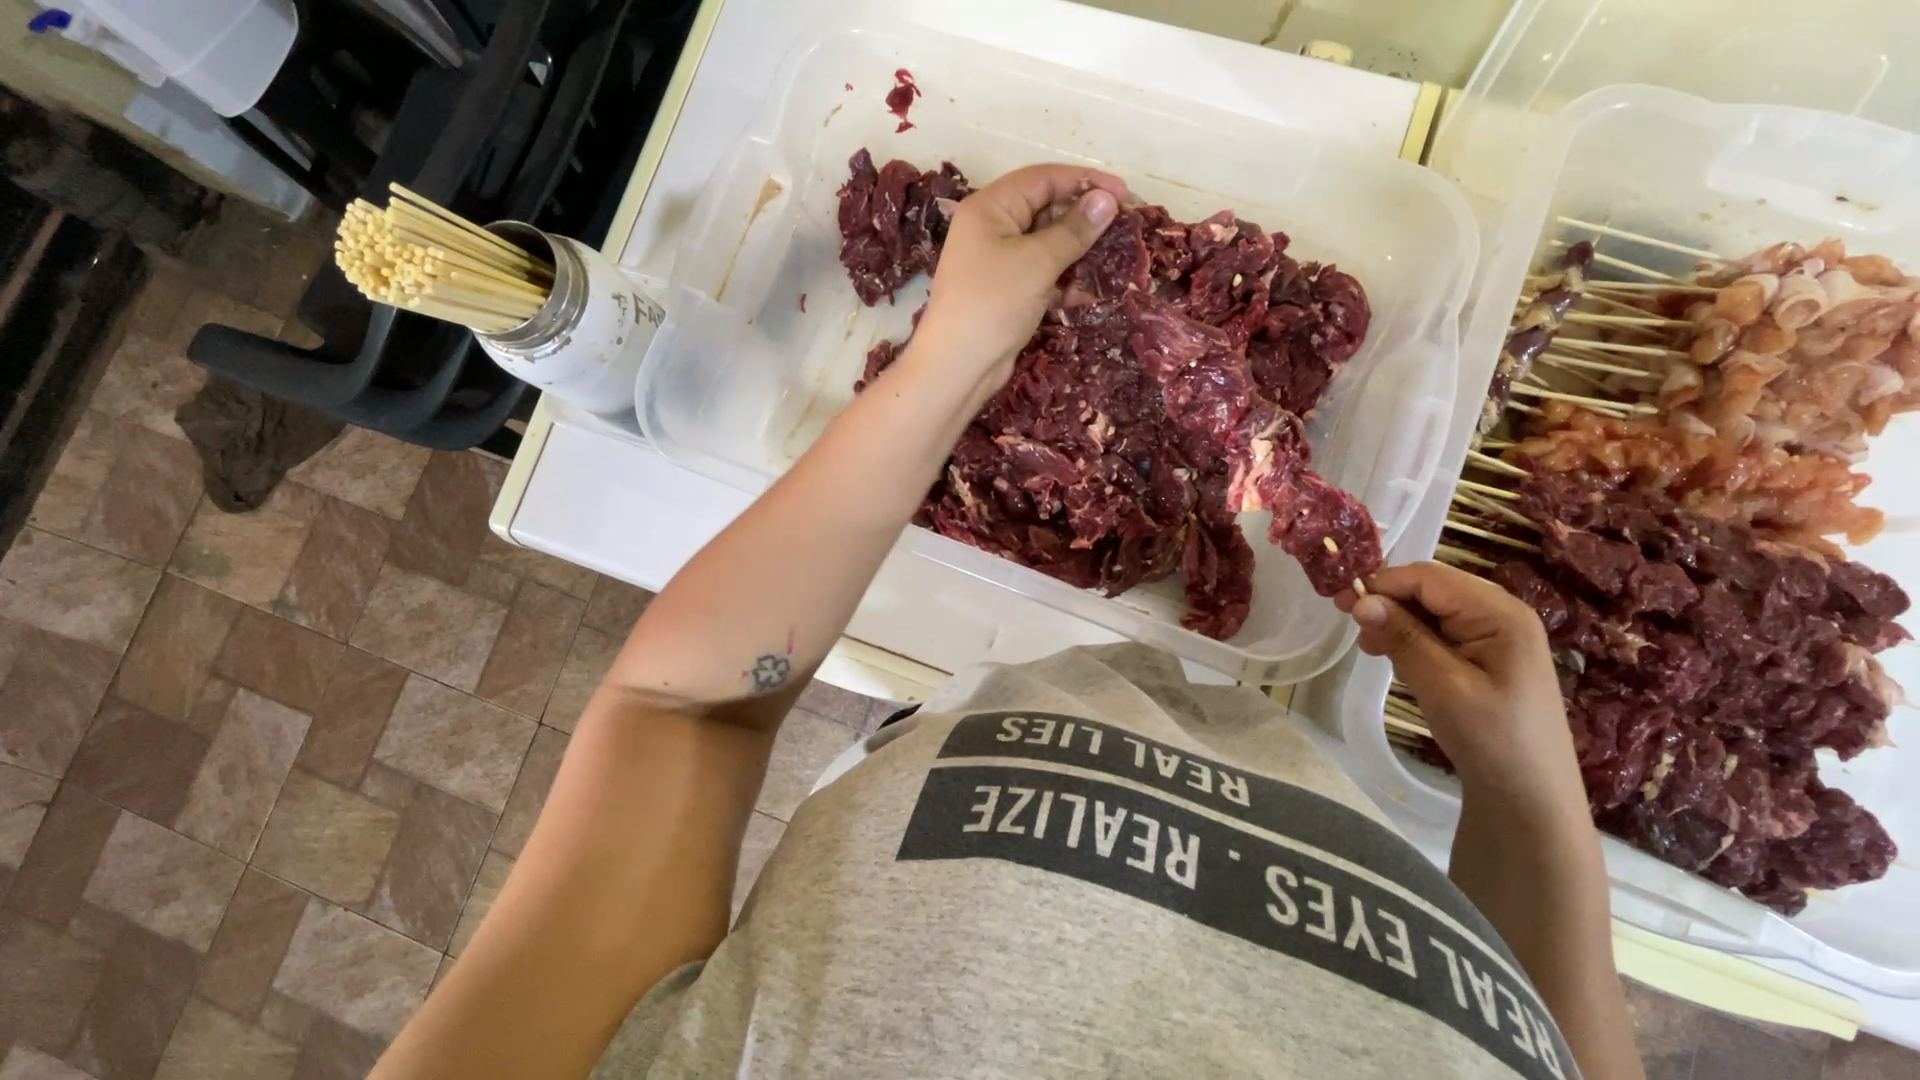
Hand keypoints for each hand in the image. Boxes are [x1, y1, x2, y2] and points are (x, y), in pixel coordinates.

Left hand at [905, 164, 1128, 396]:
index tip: (1124, 193)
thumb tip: (1107, 200)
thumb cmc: (993, 304)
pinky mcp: (1007, 294)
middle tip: (1123, 228)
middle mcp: (991, 229)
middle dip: (1084, 219)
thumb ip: (1074, 230)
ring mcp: (998, 263)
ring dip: (1079, 252)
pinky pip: (1042, 276)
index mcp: (989, 208)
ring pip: (1047, 246)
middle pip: (1045, 210)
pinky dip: (1065, 281)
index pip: (1042, 179)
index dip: (1084, 181)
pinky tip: (1089, 292)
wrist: (958, 367)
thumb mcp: (1038, 262)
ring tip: (1113, 260)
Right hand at [1336, 562, 1587, 819]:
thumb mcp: (1442, 686)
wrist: (1529, 796)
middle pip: (1431, 587)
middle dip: (1388, 600)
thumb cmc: (1491, 739)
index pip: (1429, 577)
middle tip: (1349, 623)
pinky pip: (1440, 630)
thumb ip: (1403, 638)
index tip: (1340, 603)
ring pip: (1432, 608)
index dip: (1383, 583)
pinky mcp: (1487, 656)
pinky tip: (1395, 657)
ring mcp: (1496, 635)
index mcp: (1500, 614)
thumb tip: (1361, 600)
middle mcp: (1501, 614)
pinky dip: (1411, 637)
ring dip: (1396, 619)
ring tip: (1370, 647)